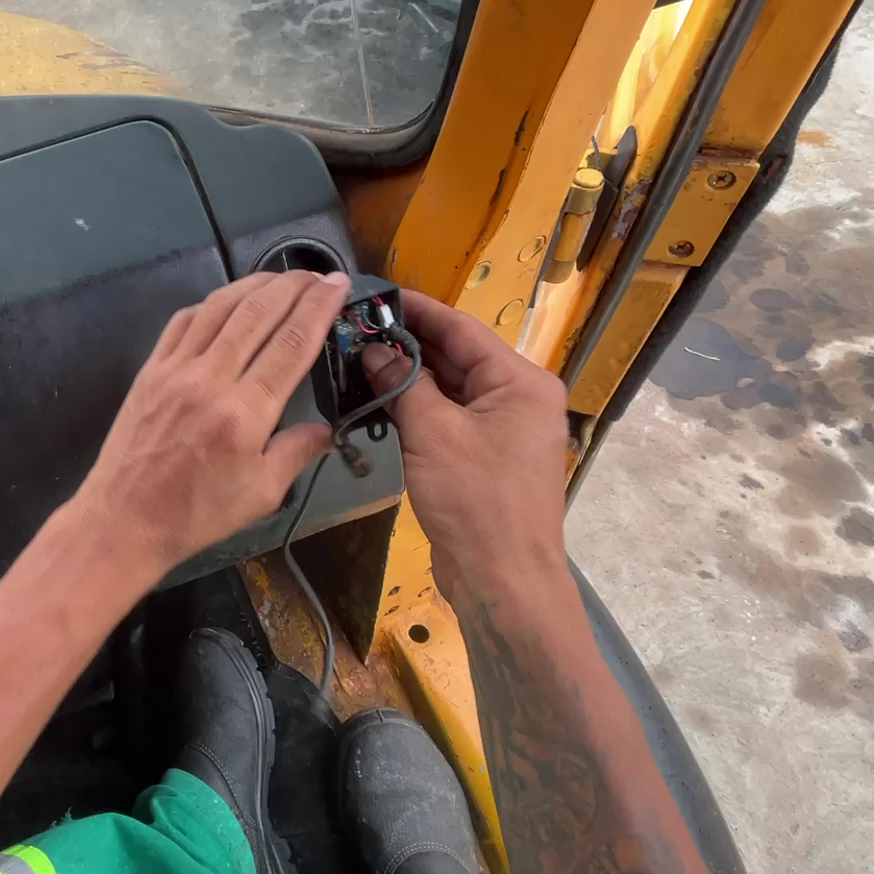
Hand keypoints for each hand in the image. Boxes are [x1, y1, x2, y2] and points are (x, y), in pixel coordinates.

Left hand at [69, 270, 351, 581]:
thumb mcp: (261, 494)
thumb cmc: (196, 514)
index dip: (320, 307)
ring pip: (220, 307)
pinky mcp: (150, 369)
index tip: (339, 285)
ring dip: (255, 284)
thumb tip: (329, 428)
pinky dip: (212, 303)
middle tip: (318, 274)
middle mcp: (210, 379)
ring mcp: (175, 369)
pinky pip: (183, 321)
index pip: (292, 344)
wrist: (123, 519)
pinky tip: (229, 301)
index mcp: (245, 413)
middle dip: (294, 285)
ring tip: (281, 278)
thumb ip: (298, 452)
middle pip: (259, 313)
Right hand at [361, 290, 569, 593]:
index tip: (375, 294)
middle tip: (354, 328)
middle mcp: (515, 398)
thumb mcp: (433, 433)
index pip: (461, 328)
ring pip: (447, 387)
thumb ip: (401, 383)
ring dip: (406, 375)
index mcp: (519, 382)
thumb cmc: (475, 500)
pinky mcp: (481, 455)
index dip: (417, 309)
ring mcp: (499, 428)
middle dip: (405, 343)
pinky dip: (414, 406)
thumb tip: (370, 349)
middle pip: (454, 356)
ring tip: (356, 355)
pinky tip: (376, 396)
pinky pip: (445, 416)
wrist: (502, 579)